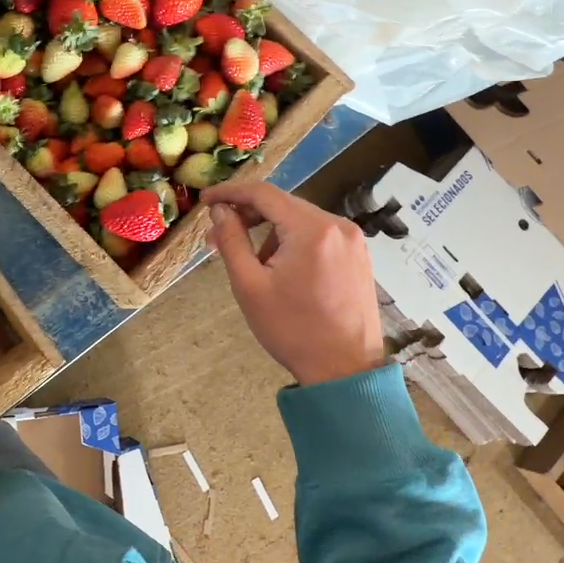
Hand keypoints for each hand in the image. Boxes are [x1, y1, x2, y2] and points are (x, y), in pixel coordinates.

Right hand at [203, 181, 383, 386]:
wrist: (345, 370)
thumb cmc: (292, 329)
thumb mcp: (249, 285)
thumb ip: (231, 240)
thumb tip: (220, 211)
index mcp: (311, 229)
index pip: (263, 193)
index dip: (230, 192)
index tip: (204, 200)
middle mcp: (338, 225)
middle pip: (283, 204)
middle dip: (248, 215)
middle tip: (217, 236)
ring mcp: (353, 240)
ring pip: (299, 220)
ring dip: (270, 231)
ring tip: (251, 263)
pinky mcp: (359, 256)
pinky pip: (317, 235)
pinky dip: (292, 241)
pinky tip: (279, 266)